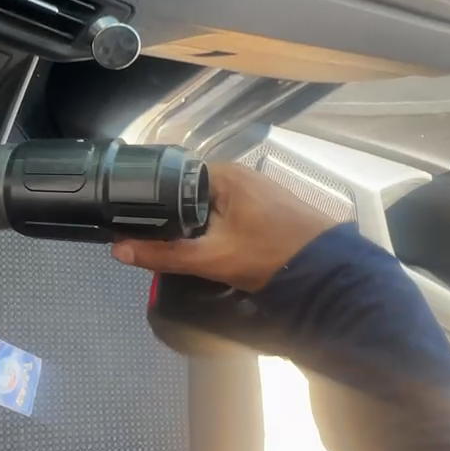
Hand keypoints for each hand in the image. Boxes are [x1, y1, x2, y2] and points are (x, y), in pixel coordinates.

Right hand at [111, 162, 337, 291]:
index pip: (169, 179)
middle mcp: (238, 175)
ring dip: (193, 225)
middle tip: (156, 241)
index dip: (150, 201)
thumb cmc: (268, 256)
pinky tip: (208, 247)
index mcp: (222, 175)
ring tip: (178, 246)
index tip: (136, 223)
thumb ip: (161, 254)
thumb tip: (118, 251)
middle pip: (186, 193)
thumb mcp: (209, 258)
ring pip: (206, 205)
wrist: (330, 275)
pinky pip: (225, 212)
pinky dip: (213, 227)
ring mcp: (255, 190)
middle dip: (171, 217)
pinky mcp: (266, 207)